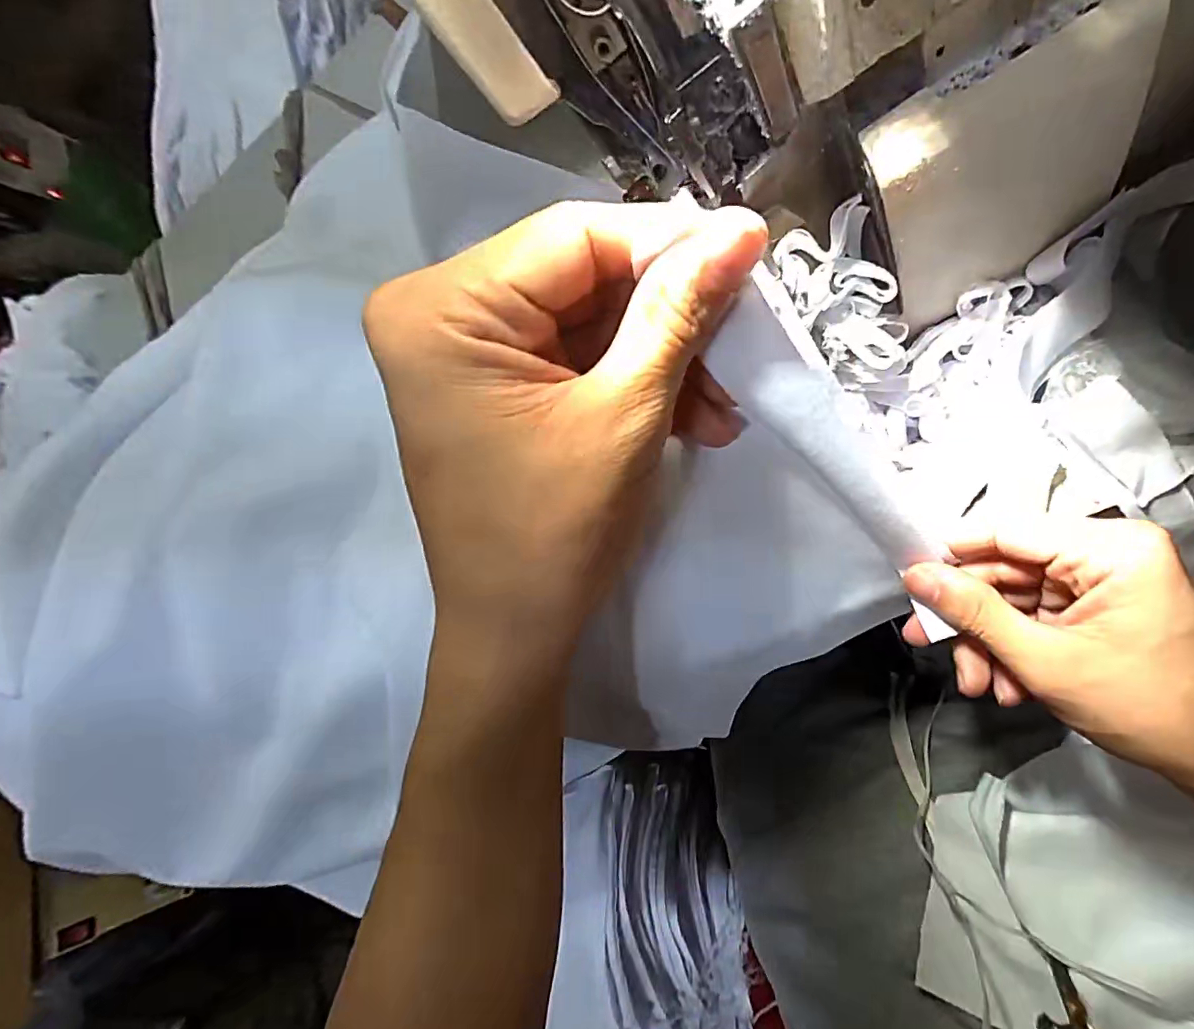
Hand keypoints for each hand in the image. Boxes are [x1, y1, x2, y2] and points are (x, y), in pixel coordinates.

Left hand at [364, 201, 767, 651]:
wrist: (518, 634)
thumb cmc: (559, 532)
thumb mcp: (628, 414)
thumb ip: (680, 313)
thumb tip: (741, 228)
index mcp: (445, 309)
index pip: (575, 237)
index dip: (671, 243)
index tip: (750, 252)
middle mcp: (444, 315)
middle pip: (587, 278)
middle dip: (675, 318)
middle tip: (743, 342)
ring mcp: (472, 354)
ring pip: (596, 323)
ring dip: (669, 360)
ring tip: (726, 408)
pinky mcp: (503, 388)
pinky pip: (586, 362)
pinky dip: (644, 385)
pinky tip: (700, 420)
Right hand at [901, 516, 1193, 799]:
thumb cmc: (1143, 705)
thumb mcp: (1045, 660)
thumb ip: (976, 613)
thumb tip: (917, 576)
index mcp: (1110, 546)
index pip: (1010, 530)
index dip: (954, 554)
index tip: (910, 580)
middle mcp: (1108, 552)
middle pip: (1011, 569)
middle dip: (973, 617)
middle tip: (930, 645)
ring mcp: (1105, 582)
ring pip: (1021, 599)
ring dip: (992, 642)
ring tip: (979, 684)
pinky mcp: (1102, 609)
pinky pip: (1042, 618)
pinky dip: (1019, 650)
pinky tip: (1009, 686)